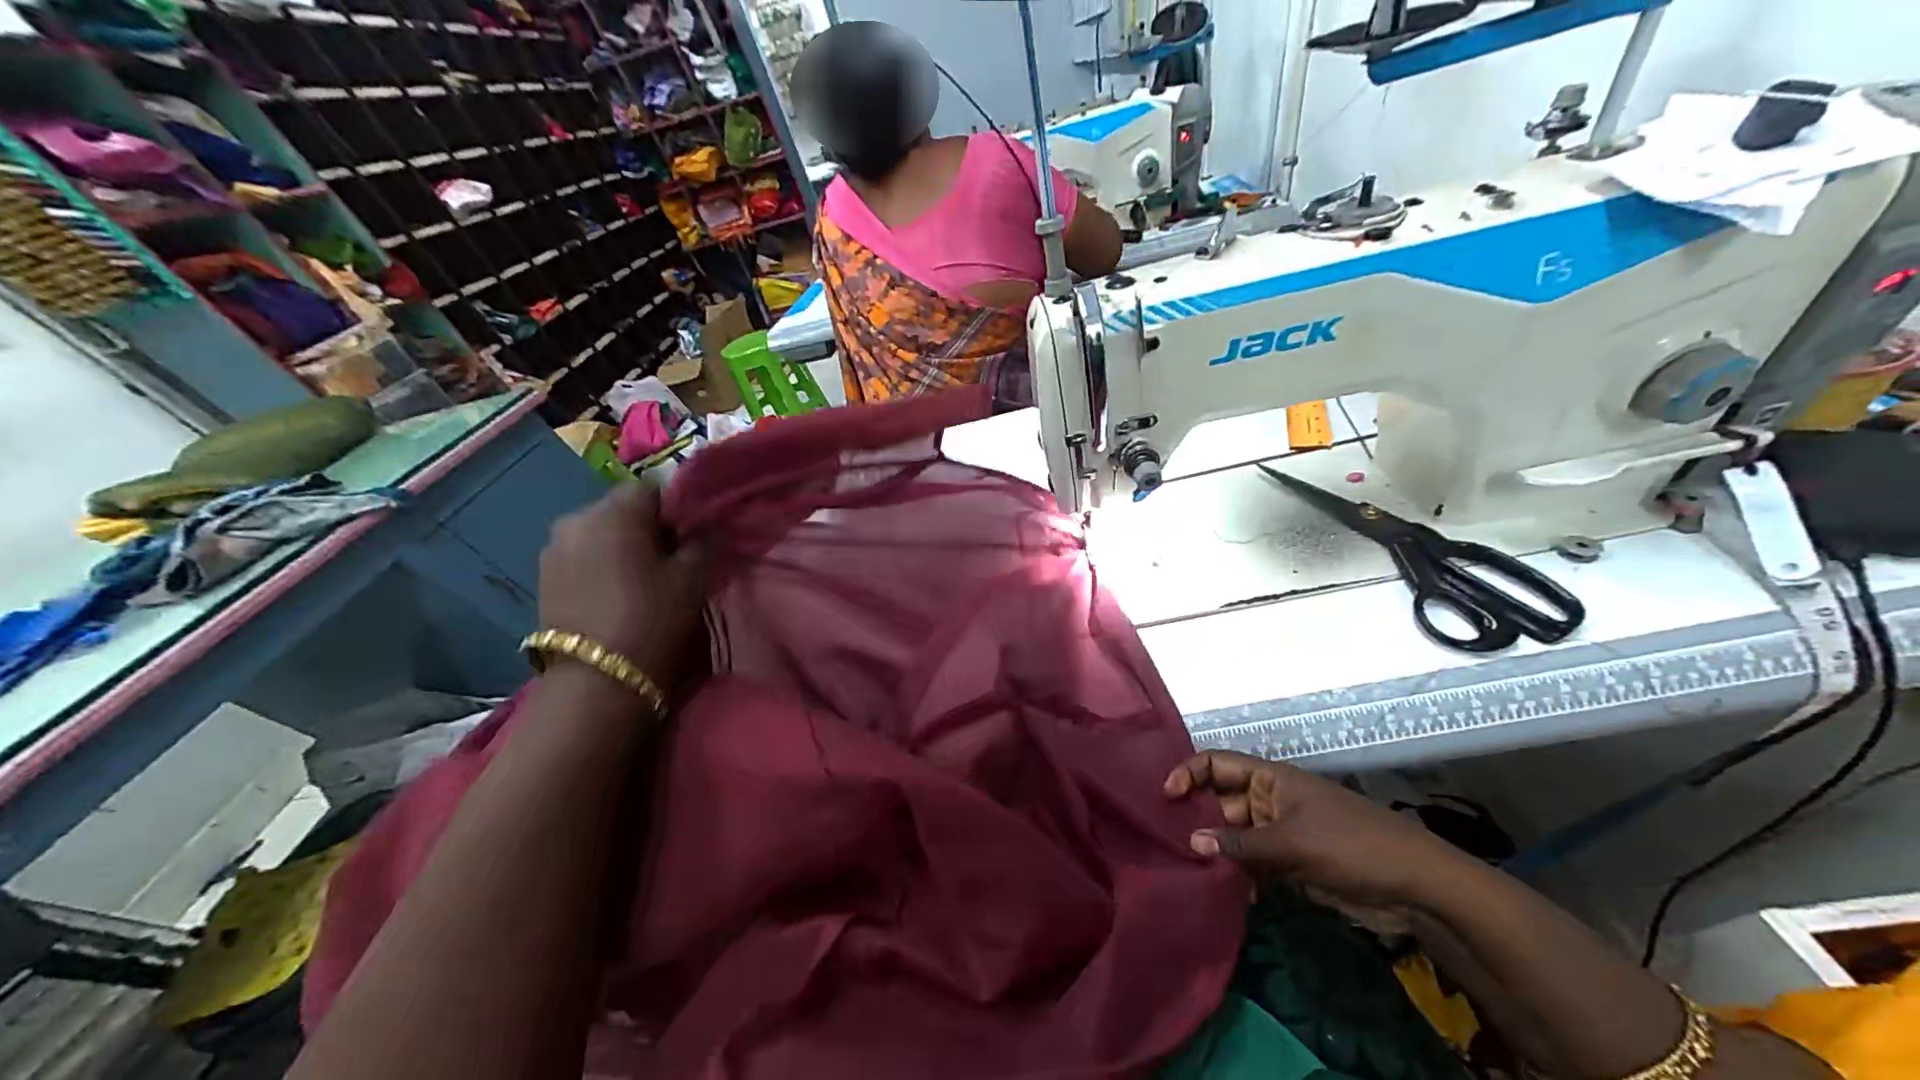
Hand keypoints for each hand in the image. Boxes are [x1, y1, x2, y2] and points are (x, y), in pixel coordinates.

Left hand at [538, 481, 704, 691]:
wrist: (598, 678)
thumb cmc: (652, 618)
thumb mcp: (692, 577)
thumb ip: (701, 542)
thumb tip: (703, 529)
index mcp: (615, 511)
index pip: (652, 490)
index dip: (674, 511)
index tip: (688, 540)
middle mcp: (577, 518)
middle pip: (620, 510)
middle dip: (644, 528)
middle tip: (667, 562)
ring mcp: (553, 548)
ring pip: (598, 534)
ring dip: (619, 547)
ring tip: (639, 582)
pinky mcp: (542, 576)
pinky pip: (580, 556)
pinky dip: (598, 566)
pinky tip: (613, 594)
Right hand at [1163, 750, 1483, 915]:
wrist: (1417, 886)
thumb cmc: (1352, 845)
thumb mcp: (1292, 842)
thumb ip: (1240, 843)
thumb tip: (1192, 842)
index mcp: (1271, 778)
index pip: (1217, 763)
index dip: (1189, 773)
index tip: (1166, 797)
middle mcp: (1270, 799)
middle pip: (1221, 802)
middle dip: (1198, 820)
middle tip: (1170, 844)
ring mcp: (1280, 832)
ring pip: (1234, 836)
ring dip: (1218, 852)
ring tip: (1192, 872)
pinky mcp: (1291, 863)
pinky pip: (1253, 863)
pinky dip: (1240, 876)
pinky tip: (1229, 895)